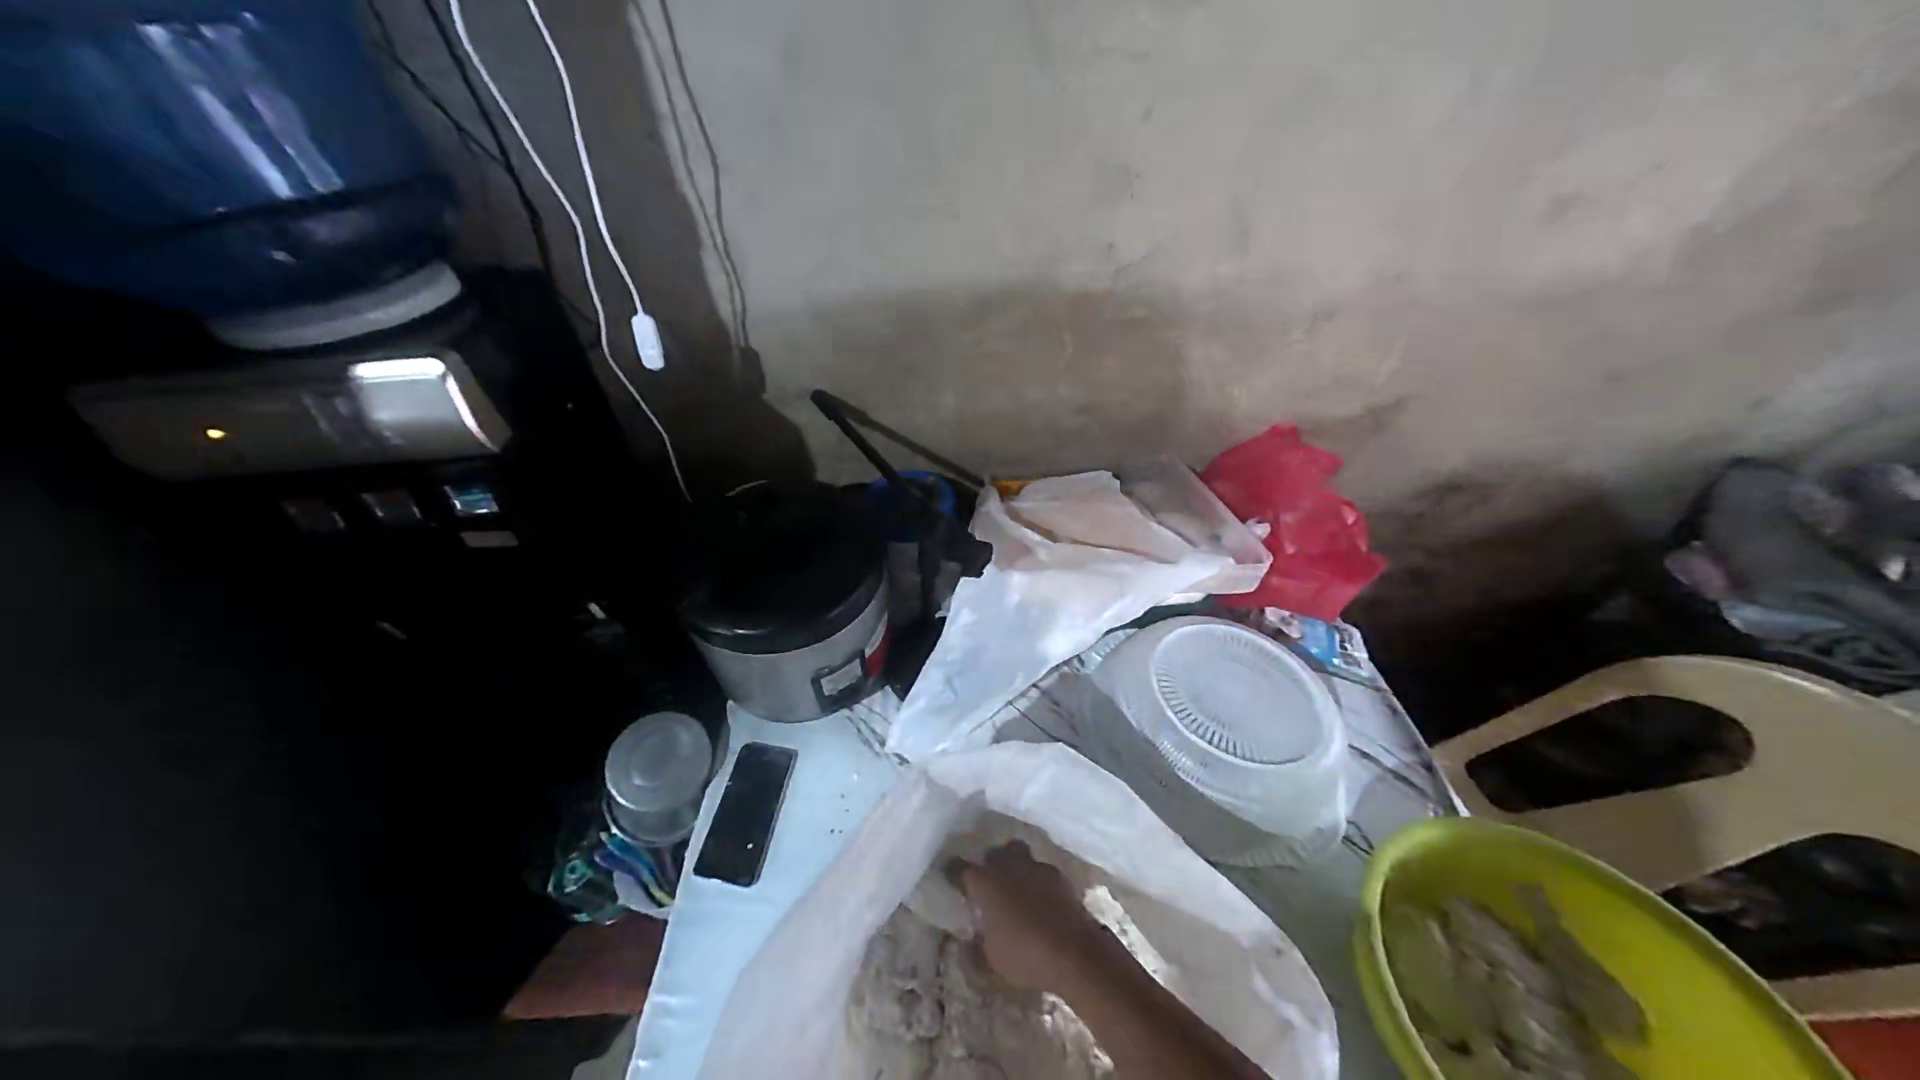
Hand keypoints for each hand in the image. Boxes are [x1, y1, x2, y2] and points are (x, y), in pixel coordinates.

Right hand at [953, 841, 1117, 993]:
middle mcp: (1007, 866)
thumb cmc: (1025, 956)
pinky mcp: (1058, 875)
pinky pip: (1041, 869)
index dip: (953, 872)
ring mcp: (1035, 867)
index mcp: (985, 883)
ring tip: (1015, 887)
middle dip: (988, 865)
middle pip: (992, 854)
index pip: (959, 868)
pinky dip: (1036, 879)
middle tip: (988, 886)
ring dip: (1013, 865)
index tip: (952, 878)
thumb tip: (965, 945)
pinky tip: (1040, 898)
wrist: (1075, 952)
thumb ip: (972, 955)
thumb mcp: (990, 967)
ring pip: (1018, 852)